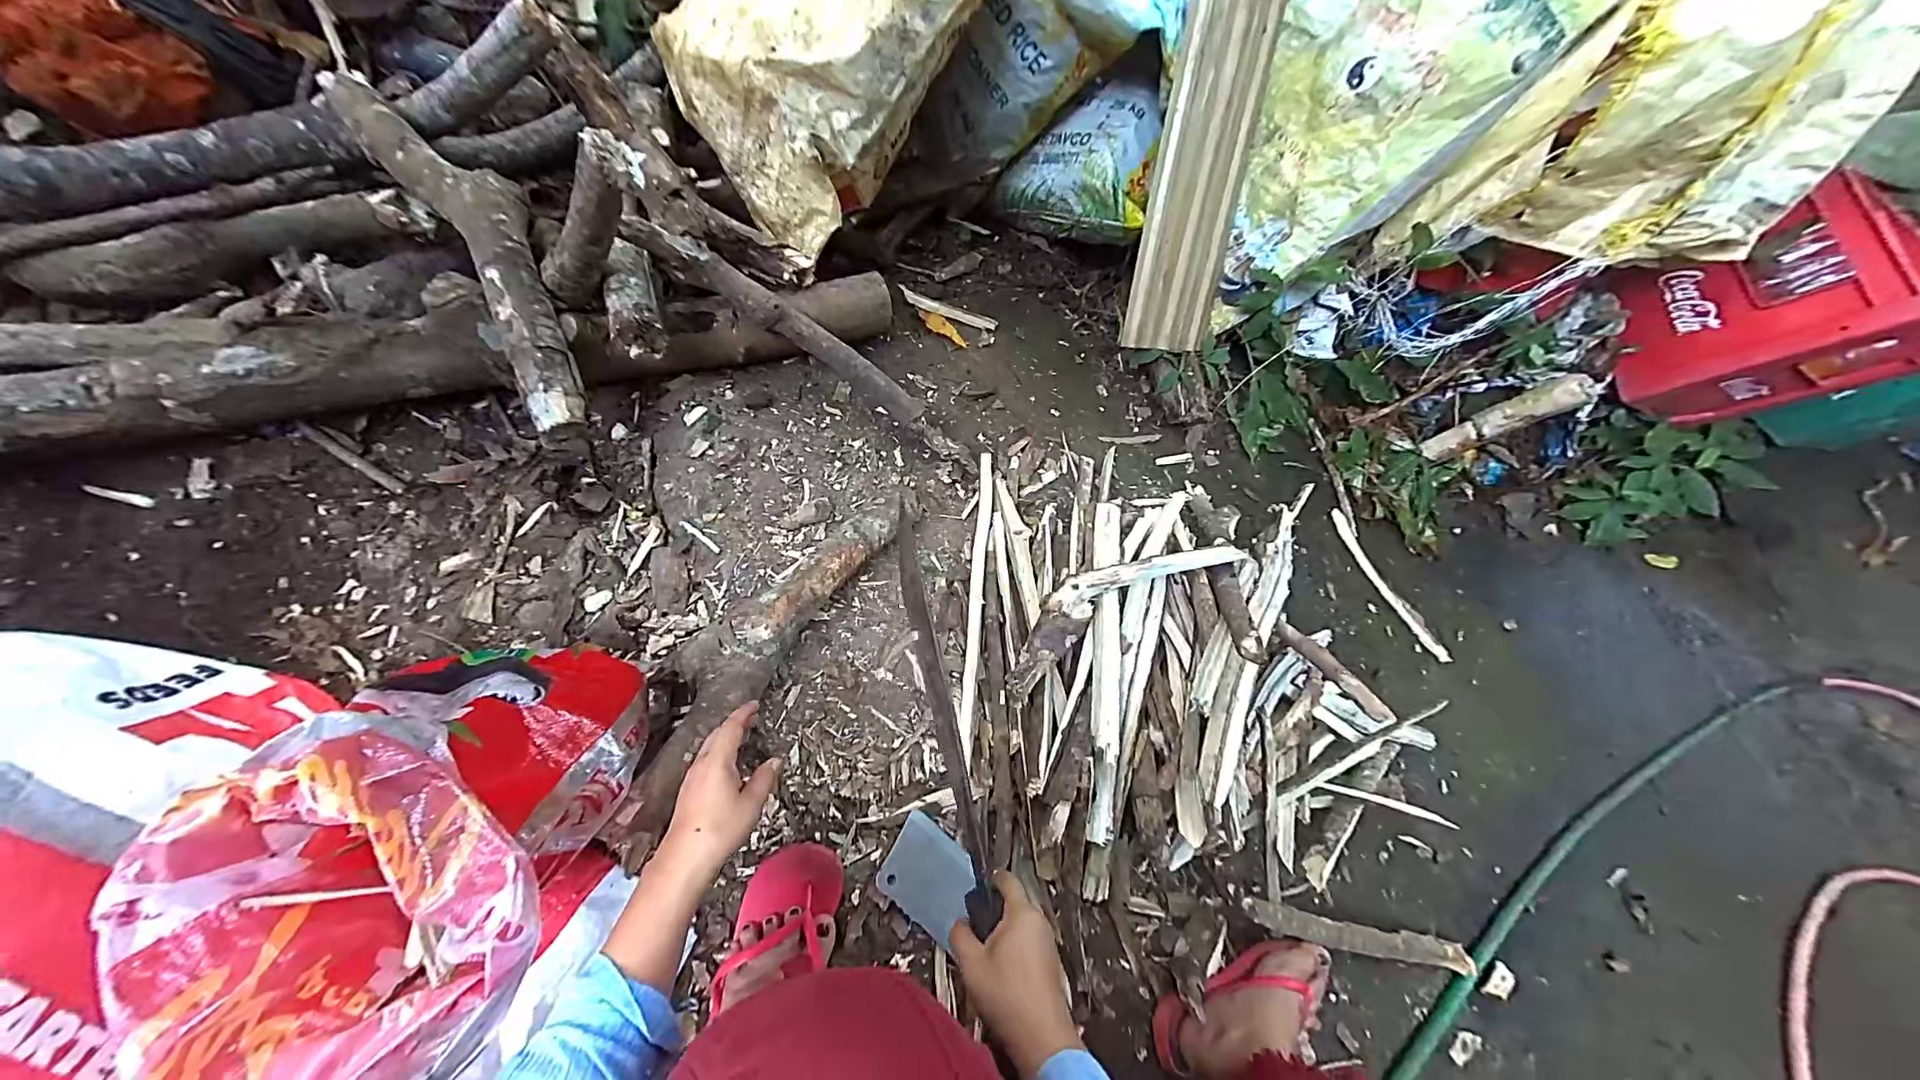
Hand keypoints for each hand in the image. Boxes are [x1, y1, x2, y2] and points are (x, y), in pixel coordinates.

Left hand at [660, 701, 782, 880]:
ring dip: (725, 738)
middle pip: (717, 734)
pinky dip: (718, 753)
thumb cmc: (719, 830)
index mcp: (717, 761)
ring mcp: (692, 778)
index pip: (731, 728)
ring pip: (709, 747)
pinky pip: (705, 761)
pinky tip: (727, 764)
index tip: (754, 705)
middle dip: (734, 723)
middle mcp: (701, 765)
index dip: (743, 714)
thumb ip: (764, 778)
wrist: (685, 857)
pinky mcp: (688, 791)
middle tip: (751, 718)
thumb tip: (774, 762)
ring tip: (741, 737)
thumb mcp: (751, 803)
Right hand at [950, 872, 1082, 1078]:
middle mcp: (1039, 922)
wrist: (1040, 1034)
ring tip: (987, 950)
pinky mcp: (1051, 961)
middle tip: (977, 924)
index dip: (992, 879)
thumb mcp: (971, 963)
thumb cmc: (1007, 995)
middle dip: (996, 910)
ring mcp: (1048, 942)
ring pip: (1023, 924)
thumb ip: (960, 935)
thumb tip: (959, 924)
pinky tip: (1003, 967)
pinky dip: (1017, 946)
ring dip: (1006, 930)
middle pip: (1015, 902)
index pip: (1008, 880)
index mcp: (1022, 913)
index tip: (981, 883)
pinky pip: (1031, 941)